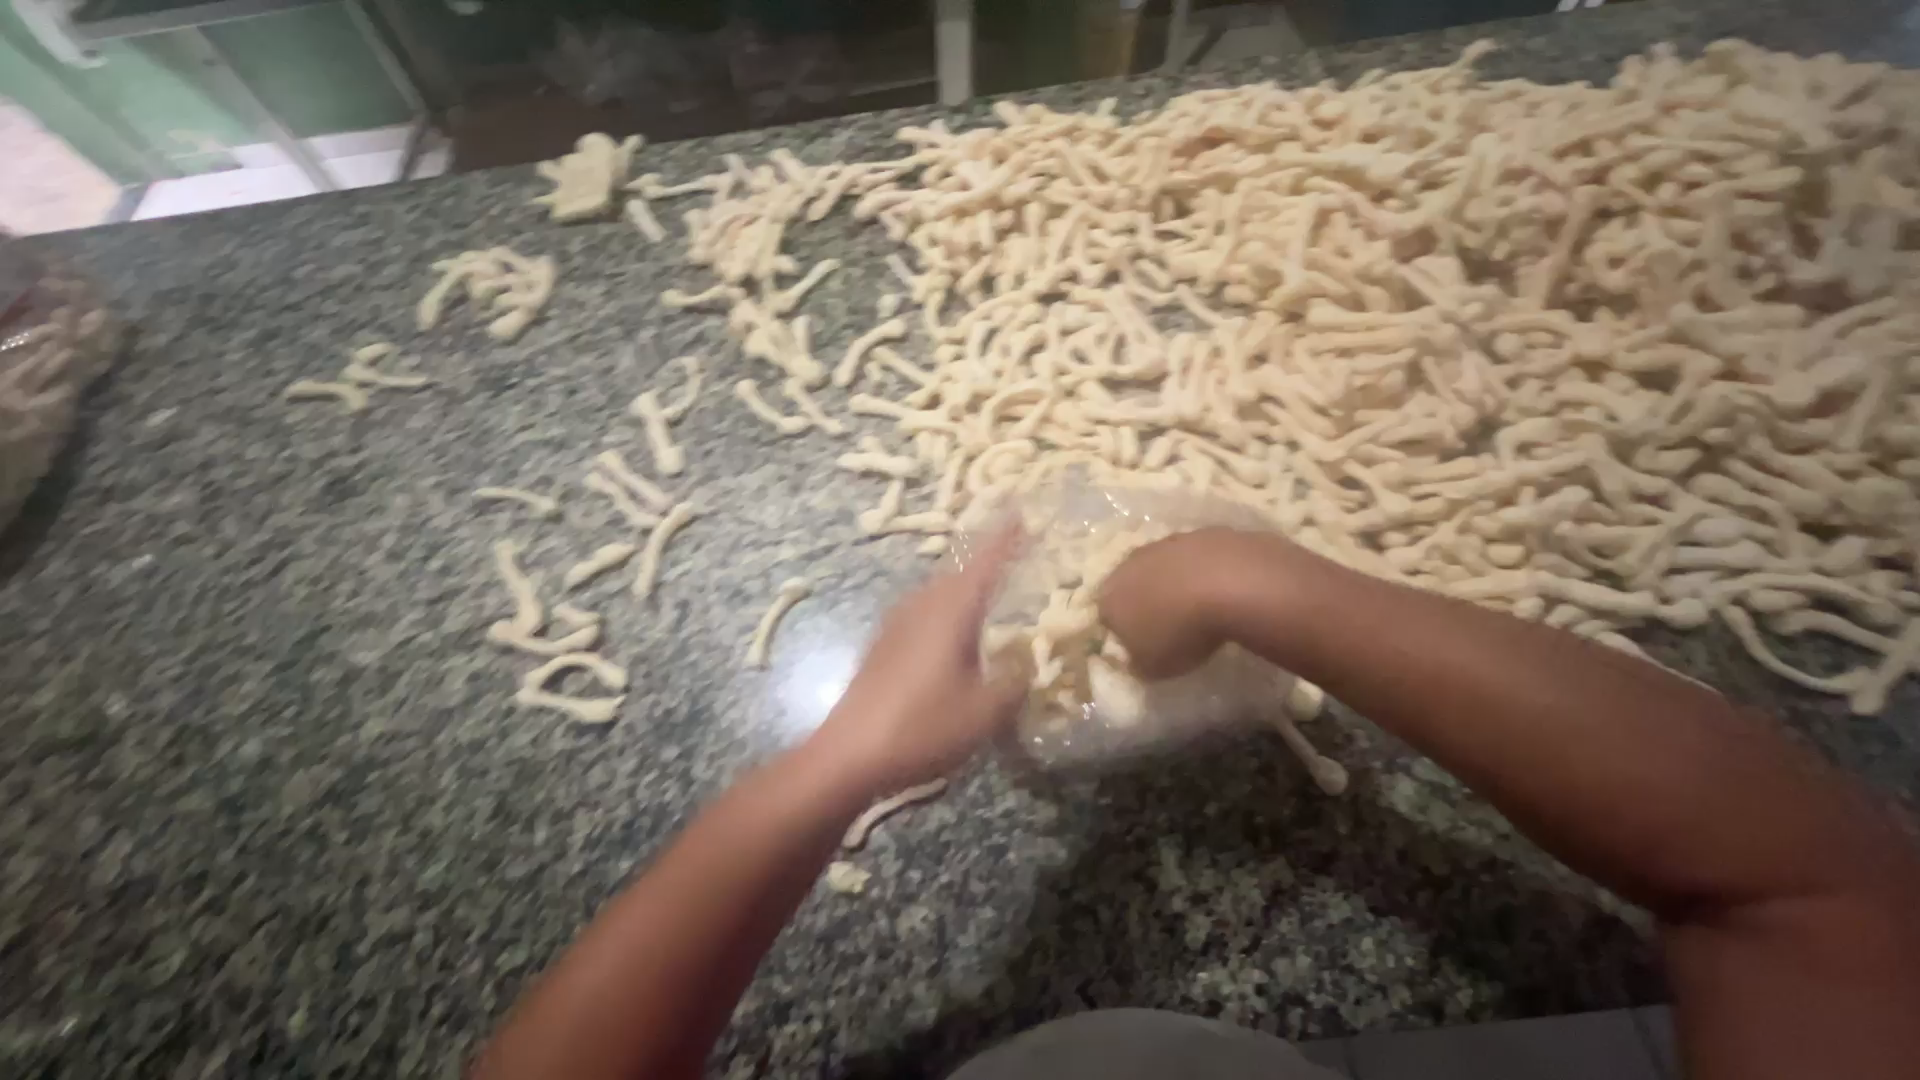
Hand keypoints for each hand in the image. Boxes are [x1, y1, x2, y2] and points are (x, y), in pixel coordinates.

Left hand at [809, 525, 1029, 795]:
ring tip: (988, 594)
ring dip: (963, 588)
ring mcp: (896, 625)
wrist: (848, 754)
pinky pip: (923, 613)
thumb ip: (1014, 682)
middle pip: (958, 573)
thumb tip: (1025, 663)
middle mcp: (921, 607)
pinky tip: (952, 636)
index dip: (1005, 538)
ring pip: (937, 593)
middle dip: (985, 561)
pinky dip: (945, 612)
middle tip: (1013, 554)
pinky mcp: (882, 647)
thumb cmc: (922, 727)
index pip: (985, 563)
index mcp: (950, 611)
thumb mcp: (985, 712)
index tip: (1020, 512)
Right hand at [1099, 526, 1289, 679]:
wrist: (1229, 583)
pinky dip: (1205, 571)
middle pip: (1133, 584)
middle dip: (1147, 601)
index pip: (1107, 615)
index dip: (1125, 632)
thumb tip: (1137, 658)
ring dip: (1176, 583)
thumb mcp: (1154, 667)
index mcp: (1111, 596)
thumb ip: (1138, 663)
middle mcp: (1130, 564)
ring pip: (1164, 566)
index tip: (1146, 645)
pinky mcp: (1201, 533)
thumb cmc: (1181, 632)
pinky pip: (1197, 557)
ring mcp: (1166, 543)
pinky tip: (1225, 590)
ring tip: (1201, 607)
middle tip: (1172, 624)